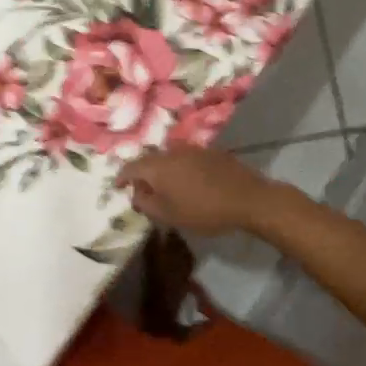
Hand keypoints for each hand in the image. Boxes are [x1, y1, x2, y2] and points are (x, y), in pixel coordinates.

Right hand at [116, 145, 301, 236]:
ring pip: (169, 158)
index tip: (117, 187)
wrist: (248, 199)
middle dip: (142, 174)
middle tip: (142, 191)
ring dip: (163, 171)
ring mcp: (193, 149)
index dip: (121, 177)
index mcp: (157, 166)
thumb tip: (136, 193)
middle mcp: (172, 151)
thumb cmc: (203, 210)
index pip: (130, 167)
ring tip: (165, 188)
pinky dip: (180, 169)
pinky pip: (186, 159)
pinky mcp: (211, 152)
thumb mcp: (169, 215)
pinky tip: (188, 183)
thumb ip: (146, 203)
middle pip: (150, 160)